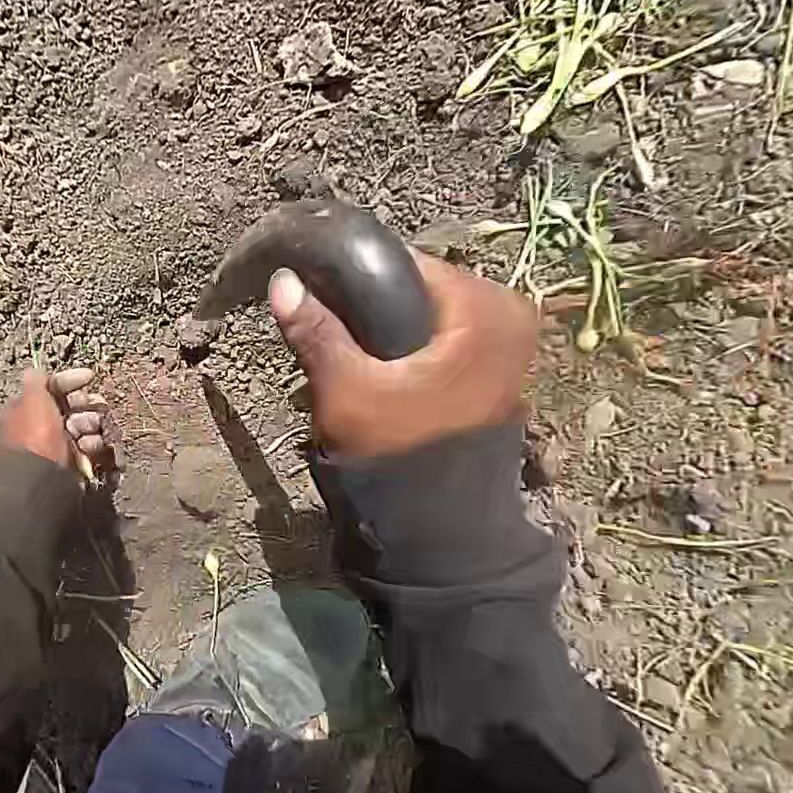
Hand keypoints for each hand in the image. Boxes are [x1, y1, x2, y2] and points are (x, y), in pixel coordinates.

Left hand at [0, 368, 110, 469]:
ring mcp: (56, 445)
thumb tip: (35, 370)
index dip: (71, 380)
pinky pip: (88, 447)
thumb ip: (37, 382)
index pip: (51, 388)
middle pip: (71, 407)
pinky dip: (94, 444)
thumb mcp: (33, 400)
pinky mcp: (71, 462)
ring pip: (83, 426)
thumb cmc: (36, 436)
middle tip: (98, 407)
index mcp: (26, 410)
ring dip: (92, 425)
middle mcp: (40, 427)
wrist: (41, 480)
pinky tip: (92, 447)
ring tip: (94, 430)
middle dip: (87, 405)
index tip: (90, 377)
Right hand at [268, 251, 534, 458]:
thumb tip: (283, 281)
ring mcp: (509, 345)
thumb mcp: (348, 390)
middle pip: (418, 290)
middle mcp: (510, 316)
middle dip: (374, 312)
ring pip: (427, 316)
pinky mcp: (498, 370)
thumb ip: (316, 333)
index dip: (358, 282)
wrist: (440, 528)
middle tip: (339, 346)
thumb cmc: (400, 454)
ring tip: (357, 368)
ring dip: (389, 334)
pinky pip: (443, 340)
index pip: (407, 264)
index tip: (322, 304)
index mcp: (487, 309)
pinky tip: (384, 377)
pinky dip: (410, 351)